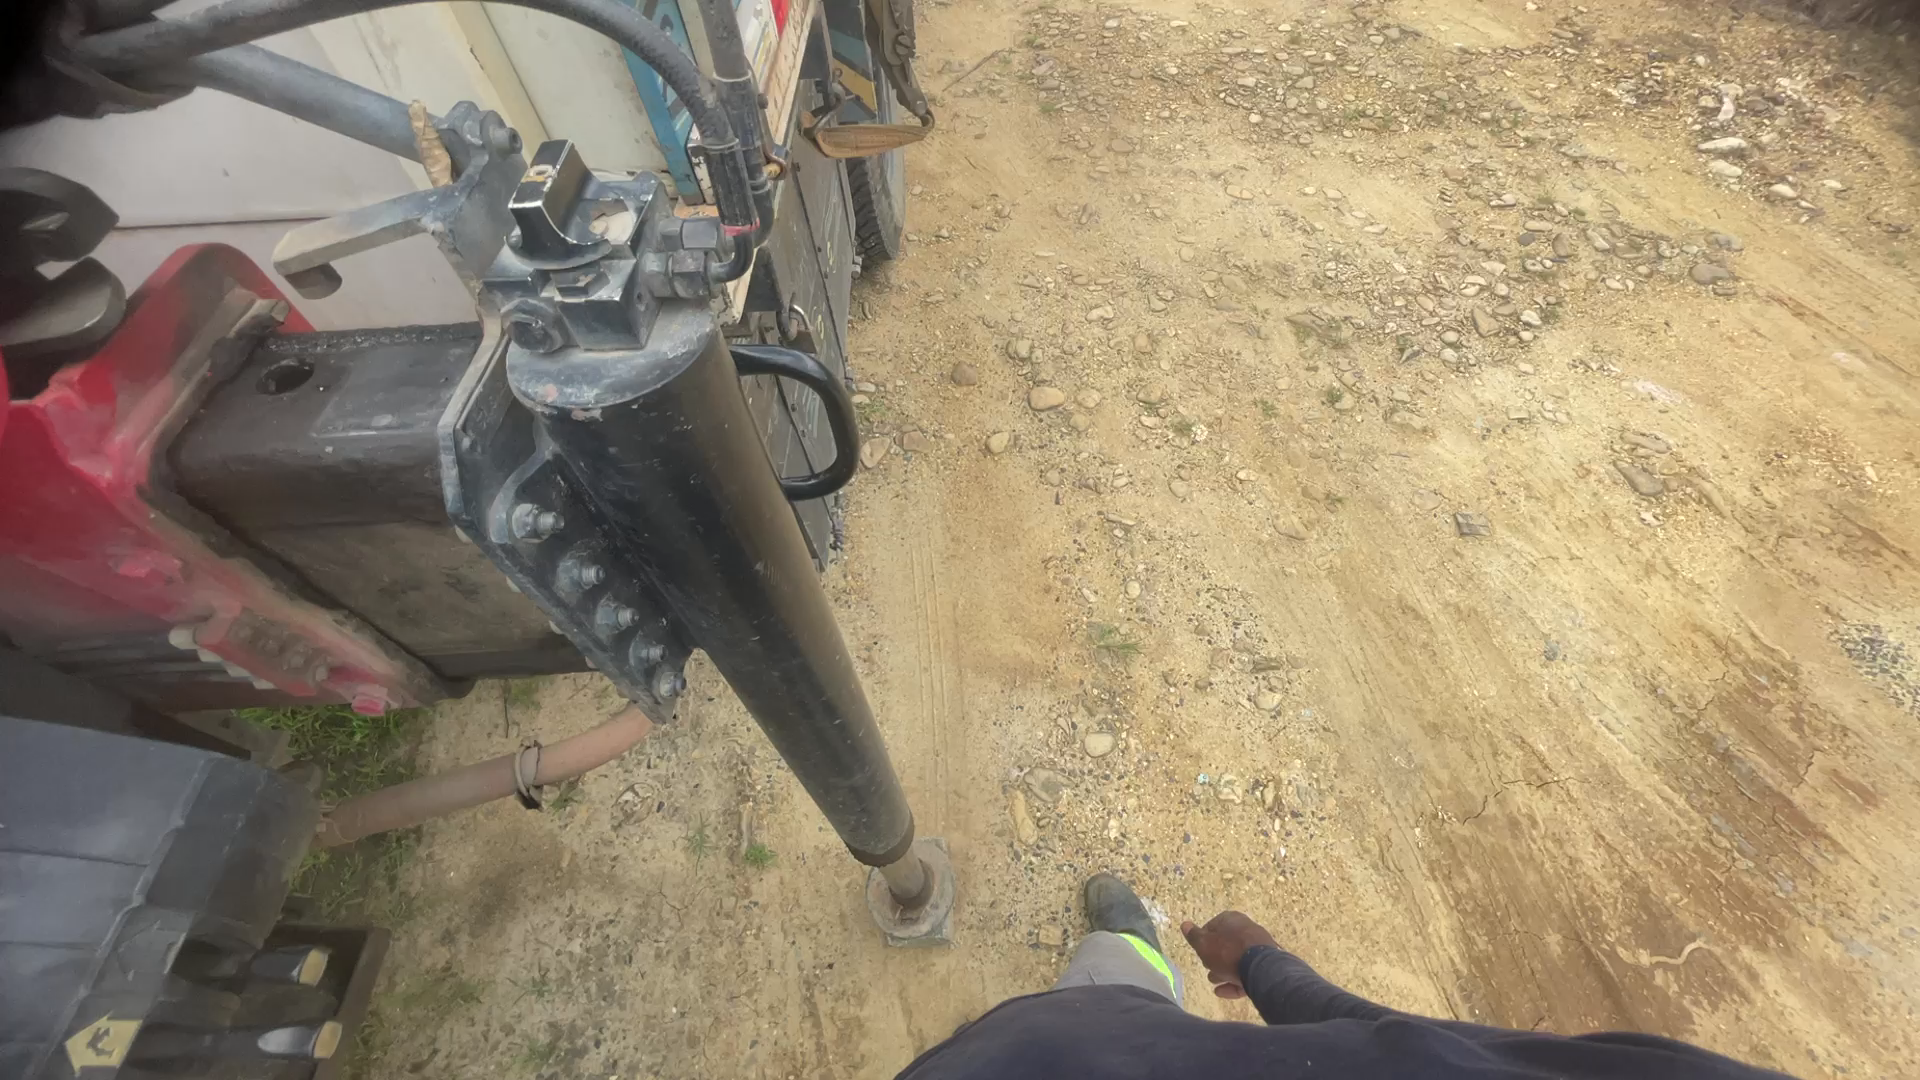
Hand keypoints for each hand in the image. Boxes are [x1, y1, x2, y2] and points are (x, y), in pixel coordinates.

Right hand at [1181, 911, 1278, 999]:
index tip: (1199, 952)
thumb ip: (1193, 935)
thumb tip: (1185, 925)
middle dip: (1215, 957)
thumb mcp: (1203, 944)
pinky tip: (1223, 992)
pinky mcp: (1266, 965)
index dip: (1203, 939)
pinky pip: (1246, 972)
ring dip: (1223, 970)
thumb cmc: (1227, 953)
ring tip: (1213, 981)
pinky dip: (1234, 981)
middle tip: (1207, 968)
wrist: (1261, 971)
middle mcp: (1246, 929)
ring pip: (1236, 959)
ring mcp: (1259, 947)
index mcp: (1231, 919)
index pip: (1212, 926)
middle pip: (1226, 943)